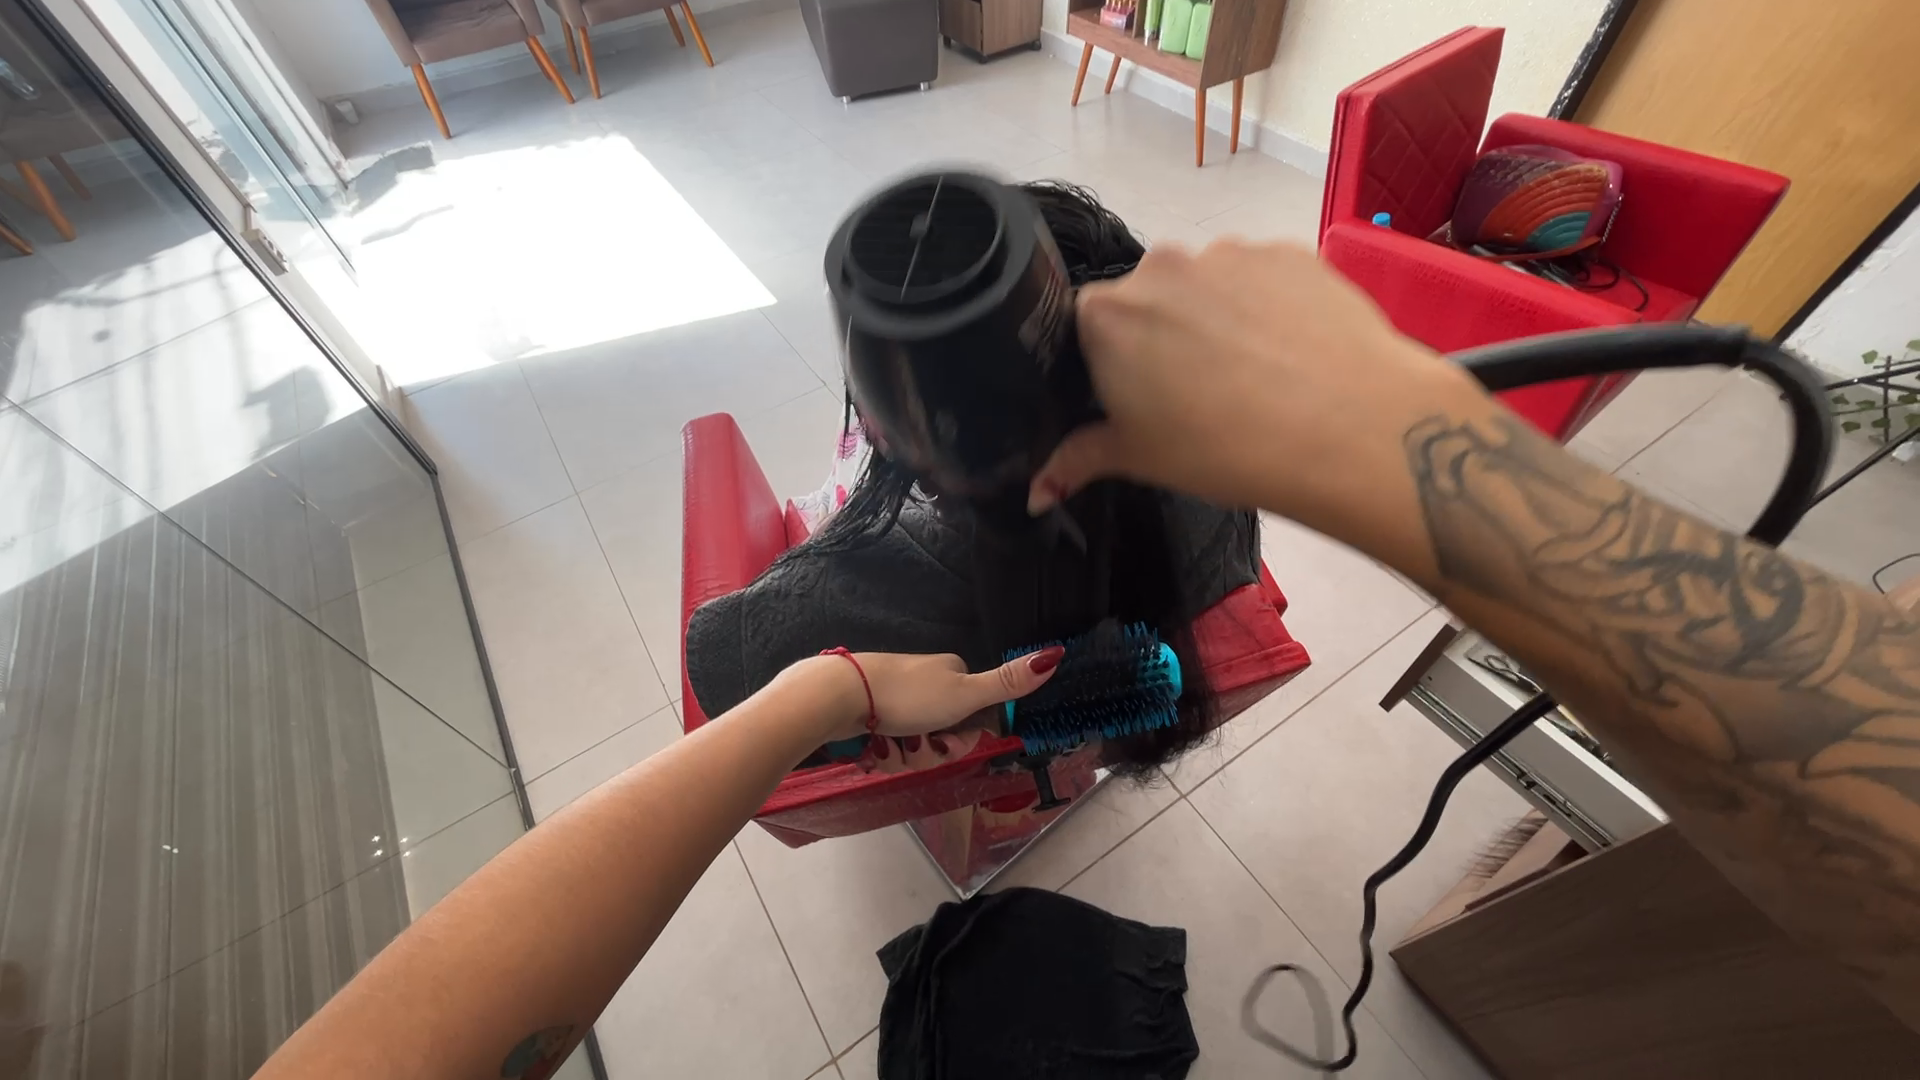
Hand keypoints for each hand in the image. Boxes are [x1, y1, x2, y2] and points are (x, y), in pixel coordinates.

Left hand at [788, 647, 1064, 741]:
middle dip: (930, 751)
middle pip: (943, 734)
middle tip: (914, 748)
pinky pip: (888, 743)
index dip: (963, 739)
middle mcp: (927, 681)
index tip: (947, 742)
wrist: (841, 694)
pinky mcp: (869, 711)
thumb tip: (1056, 654)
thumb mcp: (965, 695)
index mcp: (951, 673)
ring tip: (887, 748)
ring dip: (904, 756)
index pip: (974, 718)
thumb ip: (1007, 683)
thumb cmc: (908, 696)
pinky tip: (871, 748)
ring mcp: (896, 696)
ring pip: (914, 744)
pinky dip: (882, 752)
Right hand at [1029, 240, 1486, 540]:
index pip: (1082, 326)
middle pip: (1142, 299)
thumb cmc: (1221, 447)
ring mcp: (1228, 252)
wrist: (1346, 428)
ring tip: (1247, 375)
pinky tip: (1284, 354)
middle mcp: (1160, 267)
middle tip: (1189, 392)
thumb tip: (1034, 495)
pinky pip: (1257, 278)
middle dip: (1155, 337)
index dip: (1102, 362)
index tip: (1128, 395)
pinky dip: (1261, 309)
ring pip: (1202, 287)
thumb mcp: (1138, 458)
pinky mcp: (1288, 251)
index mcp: (1107, 315)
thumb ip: (1077, 461)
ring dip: (1210, 320)